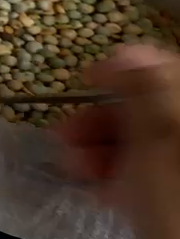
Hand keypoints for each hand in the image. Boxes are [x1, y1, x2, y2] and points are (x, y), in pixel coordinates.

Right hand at [55, 45, 179, 238]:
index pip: (171, 75)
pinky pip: (162, 168)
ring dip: (108, 149)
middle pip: (160, 111)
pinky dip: (131, 172)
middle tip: (68, 138)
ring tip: (81, 172)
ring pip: (156, 141)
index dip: (129, 71)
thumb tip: (130, 48)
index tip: (85, 80)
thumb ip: (150, 93)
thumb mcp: (162, 147)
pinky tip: (108, 190)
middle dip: (107, 120)